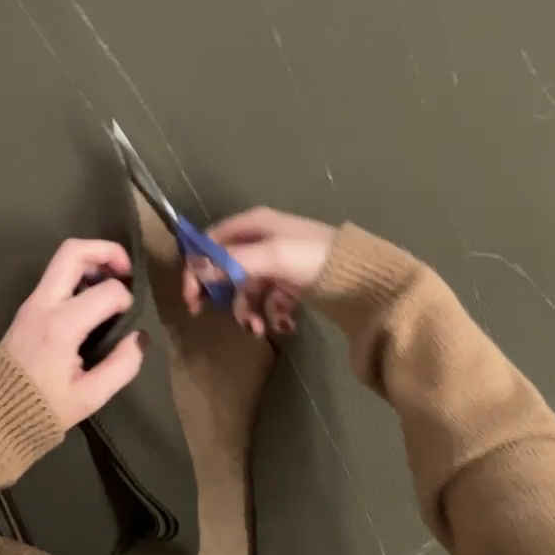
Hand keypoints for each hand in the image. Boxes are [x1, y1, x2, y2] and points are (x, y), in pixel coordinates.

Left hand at [1, 239, 146, 428]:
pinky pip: (56, 275)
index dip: (126, 299)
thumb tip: (139, 338)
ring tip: (112, 279)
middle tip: (126, 269)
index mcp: (62, 325)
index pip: (107, 291)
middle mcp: (44, 303)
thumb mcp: (90, 397)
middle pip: (73, 251)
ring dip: (92, 260)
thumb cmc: (44, 406)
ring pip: (62, 258)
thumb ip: (121, 366)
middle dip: (106, 250)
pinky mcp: (28, 305)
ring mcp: (33, 300)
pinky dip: (79, 273)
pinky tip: (92, 295)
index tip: (129, 320)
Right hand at [186, 207, 337, 336]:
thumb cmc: (313, 258)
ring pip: (247, 288)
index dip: (197, 266)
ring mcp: (277, 263)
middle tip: (207, 314)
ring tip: (258, 329)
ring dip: (247, 310)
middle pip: (226, 266)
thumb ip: (233, 262)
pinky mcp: (292, 284)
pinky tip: (284, 326)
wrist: (362, 278)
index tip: (192, 297)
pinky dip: (271, 315)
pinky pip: (270, 301)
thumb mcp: (271, 256)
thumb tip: (196, 269)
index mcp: (254, 225)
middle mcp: (262, 241)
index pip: (212, 241)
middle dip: (222, 293)